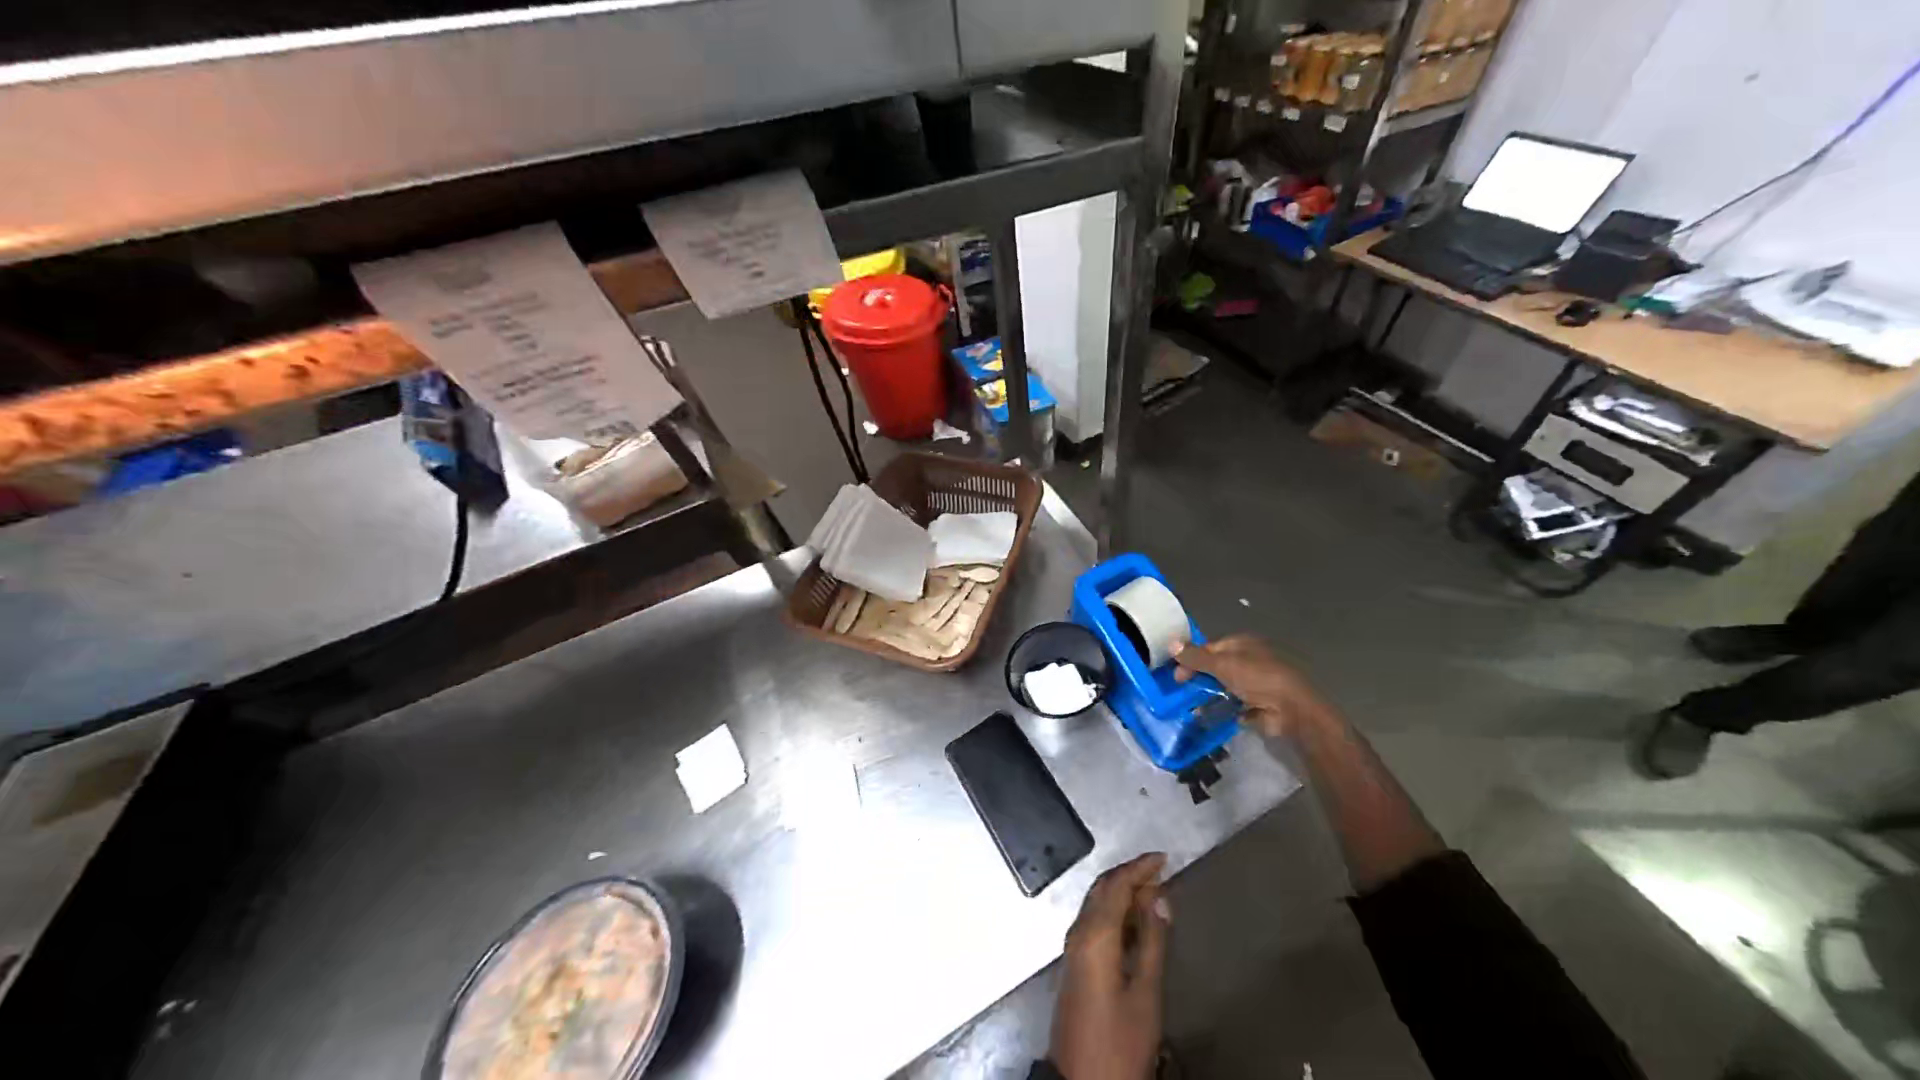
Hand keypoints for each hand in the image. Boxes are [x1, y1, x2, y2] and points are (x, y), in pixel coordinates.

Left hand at [1049, 853, 1169, 1079]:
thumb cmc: (1120, 1041)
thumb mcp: (1145, 993)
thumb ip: (1152, 941)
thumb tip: (1160, 897)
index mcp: (1094, 935)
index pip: (1115, 885)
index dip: (1139, 867)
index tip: (1164, 858)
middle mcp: (1078, 933)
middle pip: (1102, 889)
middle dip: (1130, 875)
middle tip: (1161, 871)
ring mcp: (1073, 948)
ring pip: (1097, 904)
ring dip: (1123, 892)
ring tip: (1154, 891)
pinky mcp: (1076, 963)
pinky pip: (1095, 922)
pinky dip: (1116, 911)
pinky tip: (1137, 920)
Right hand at [1173, 635, 1337, 738]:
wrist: (1291, 709)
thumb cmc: (1257, 678)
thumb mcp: (1223, 664)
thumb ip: (1196, 656)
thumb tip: (1171, 645)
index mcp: (1242, 644)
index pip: (1209, 647)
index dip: (1191, 658)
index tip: (1177, 675)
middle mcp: (1248, 661)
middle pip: (1215, 667)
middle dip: (1198, 678)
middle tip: (1182, 690)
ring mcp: (1253, 684)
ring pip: (1222, 687)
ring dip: (1207, 695)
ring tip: (1190, 706)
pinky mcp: (1256, 705)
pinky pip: (1232, 705)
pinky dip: (1221, 710)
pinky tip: (1207, 717)